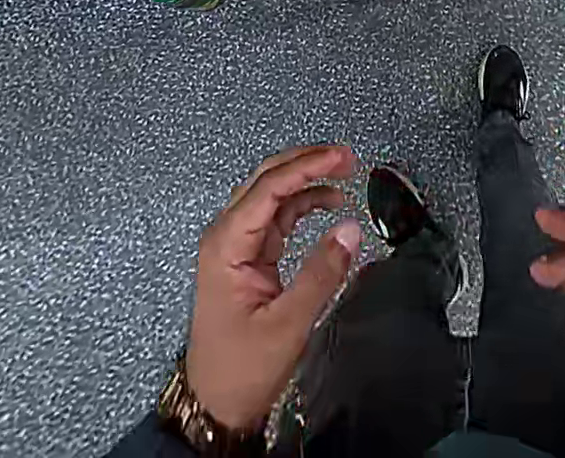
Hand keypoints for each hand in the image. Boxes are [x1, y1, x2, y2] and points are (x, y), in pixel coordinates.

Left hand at [186, 144, 363, 430]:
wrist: (214, 407)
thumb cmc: (241, 369)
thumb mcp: (287, 324)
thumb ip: (321, 273)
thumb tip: (350, 229)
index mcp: (227, 245)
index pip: (269, 187)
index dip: (308, 165)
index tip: (341, 158)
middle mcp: (228, 235)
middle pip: (267, 177)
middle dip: (307, 160)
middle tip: (345, 157)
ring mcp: (238, 243)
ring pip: (273, 190)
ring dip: (308, 176)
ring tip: (344, 172)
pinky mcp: (250, 253)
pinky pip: (279, 211)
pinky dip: (306, 199)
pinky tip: (330, 201)